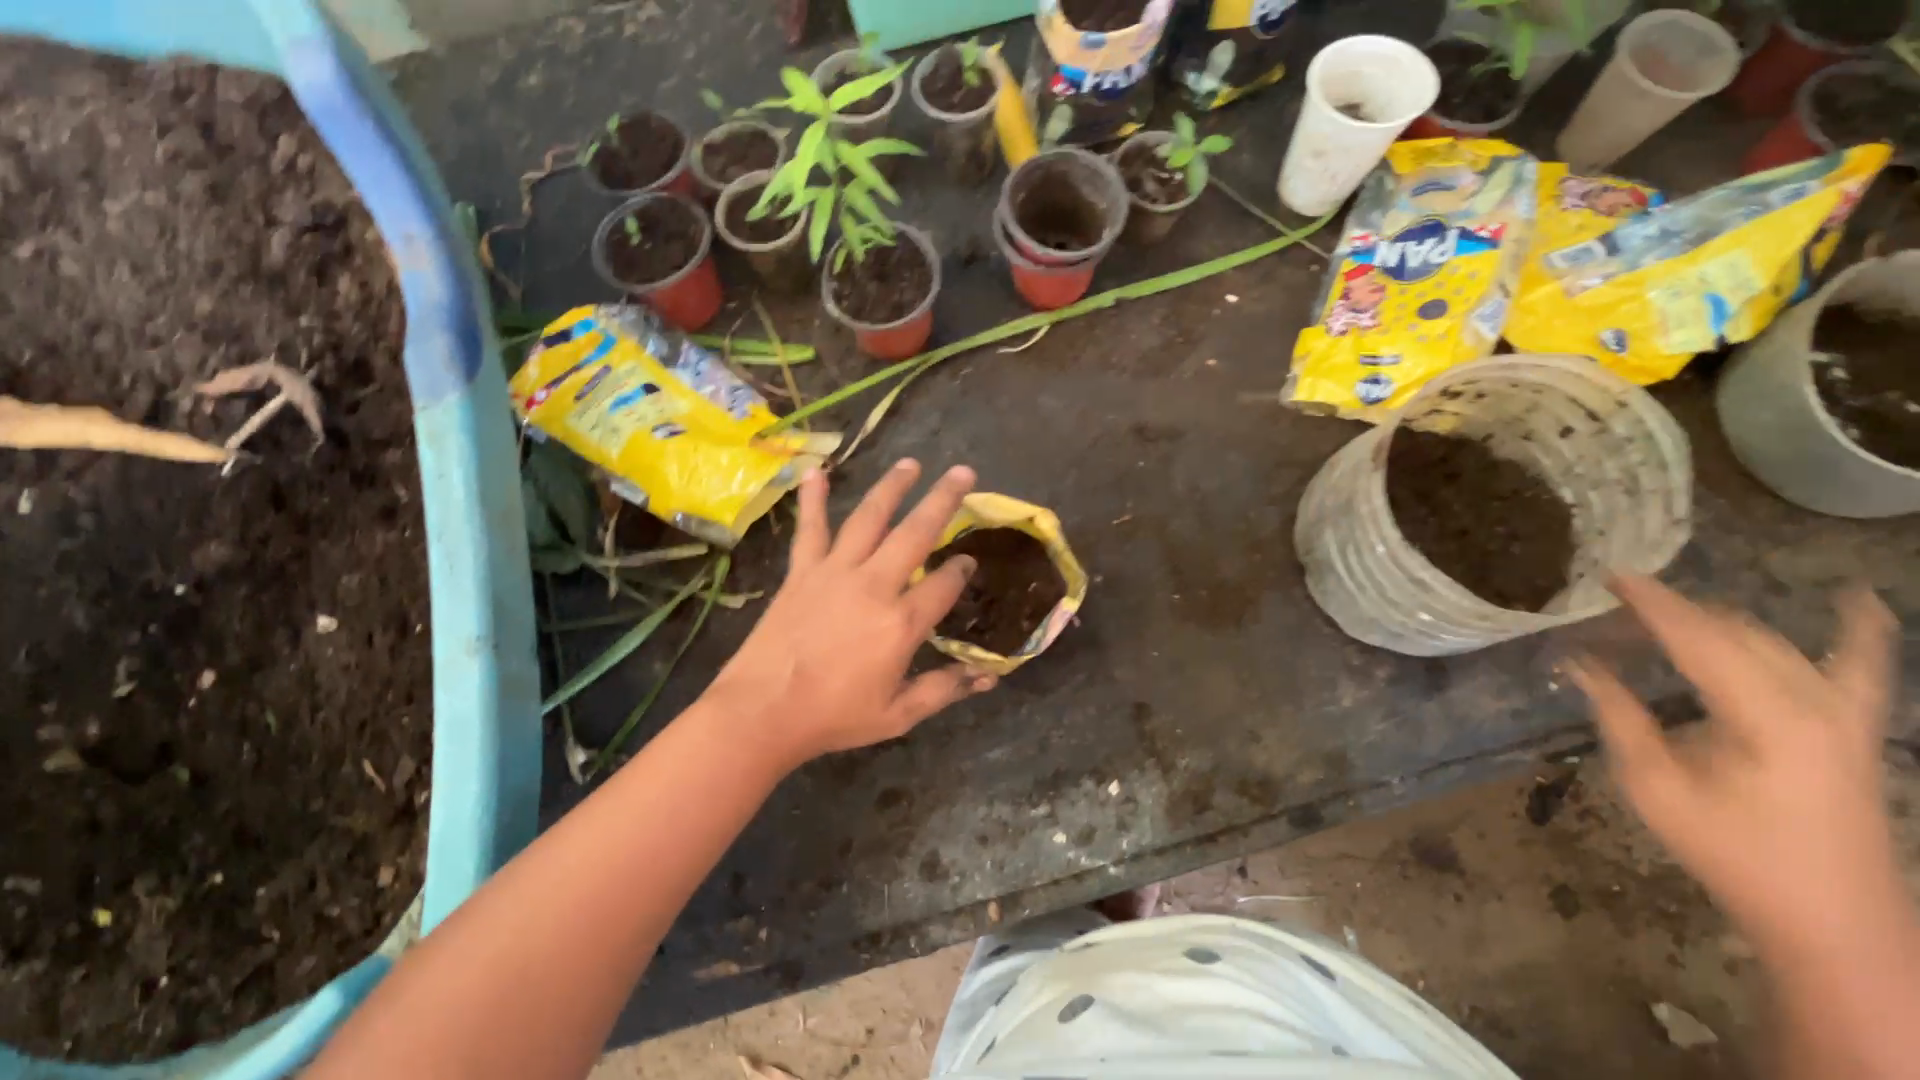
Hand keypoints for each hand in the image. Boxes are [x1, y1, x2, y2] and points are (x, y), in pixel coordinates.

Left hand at [701, 460, 995, 770]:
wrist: (762, 711)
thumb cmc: (833, 717)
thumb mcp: (898, 714)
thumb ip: (944, 689)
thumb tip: (989, 677)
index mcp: (901, 623)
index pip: (945, 585)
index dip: (962, 570)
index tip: (970, 561)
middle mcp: (874, 586)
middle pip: (916, 533)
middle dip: (943, 500)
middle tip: (964, 473)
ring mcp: (835, 573)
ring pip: (869, 518)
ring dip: (892, 487)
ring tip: (910, 464)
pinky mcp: (801, 572)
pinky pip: (810, 529)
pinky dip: (811, 499)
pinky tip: (815, 470)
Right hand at [1569, 576, 1904, 956]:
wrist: (1831, 917)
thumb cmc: (1734, 856)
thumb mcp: (1659, 792)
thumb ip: (1622, 722)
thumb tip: (1586, 667)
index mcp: (1766, 717)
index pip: (1699, 639)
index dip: (1653, 604)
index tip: (1613, 575)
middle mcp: (1814, 702)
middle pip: (1736, 634)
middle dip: (1678, 615)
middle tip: (1620, 613)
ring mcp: (1846, 714)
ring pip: (1777, 643)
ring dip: (1723, 623)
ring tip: (1674, 618)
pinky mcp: (1858, 729)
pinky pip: (1863, 668)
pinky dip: (1859, 630)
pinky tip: (1857, 598)